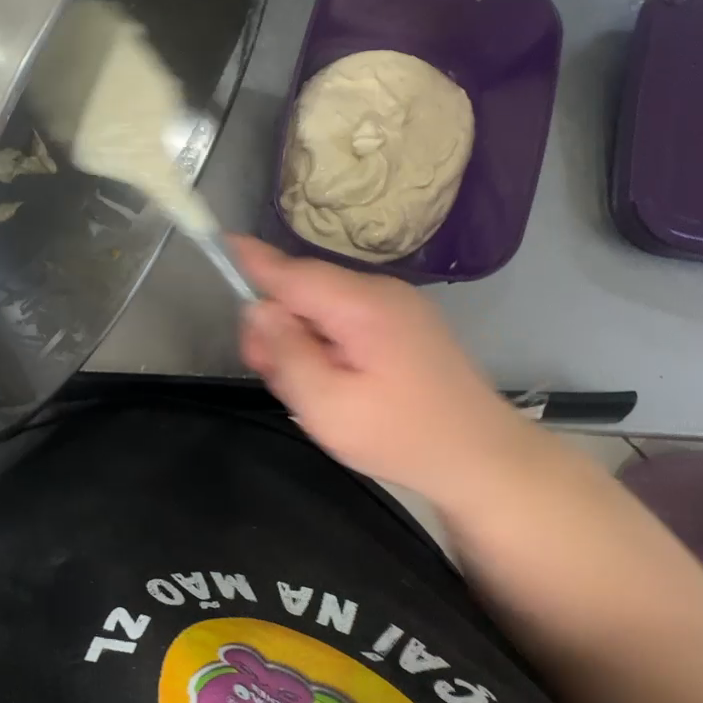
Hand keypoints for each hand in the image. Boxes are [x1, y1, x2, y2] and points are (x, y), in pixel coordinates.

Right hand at [235, 237, 550, 496]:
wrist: (482, 460)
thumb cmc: (400, 436)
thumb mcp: (327, 405)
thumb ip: (286, 354)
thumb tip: (258, 310)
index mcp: (362, 307)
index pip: (293, 272)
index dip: (252, 260)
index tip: (220, 243)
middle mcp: (381, 294)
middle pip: (304, 290)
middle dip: (277, 326)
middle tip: (275, 377)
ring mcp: (397, 307)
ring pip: (322, 308)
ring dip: (301, 341)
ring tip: (310, 392)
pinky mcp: (405, 325)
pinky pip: (345, 320)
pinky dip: (325, 344)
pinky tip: (334, 384)